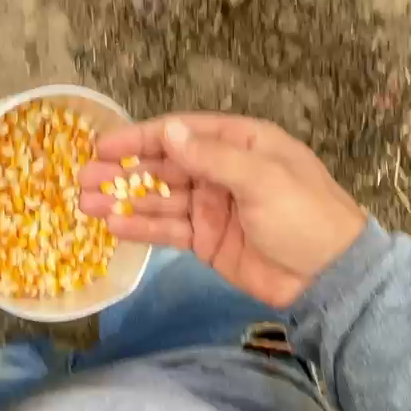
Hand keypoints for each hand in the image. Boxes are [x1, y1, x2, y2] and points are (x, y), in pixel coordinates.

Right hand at [78, 114, 368, 307]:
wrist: (327, 277)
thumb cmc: (305, 217)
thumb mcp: (262, 179)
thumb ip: (213, 158)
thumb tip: (168, 132)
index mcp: (241, 144)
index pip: (182, 134)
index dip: (142, 139)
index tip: (104, 146)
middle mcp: (221, 172)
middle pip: (164, 168)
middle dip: (123, 173)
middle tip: (83, 179)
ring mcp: (211, 209)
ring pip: (159, 201)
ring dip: (124, 202)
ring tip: (86, 205)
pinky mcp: (206, 242)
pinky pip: (168, 232)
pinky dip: (142, 229)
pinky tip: (114, 227)